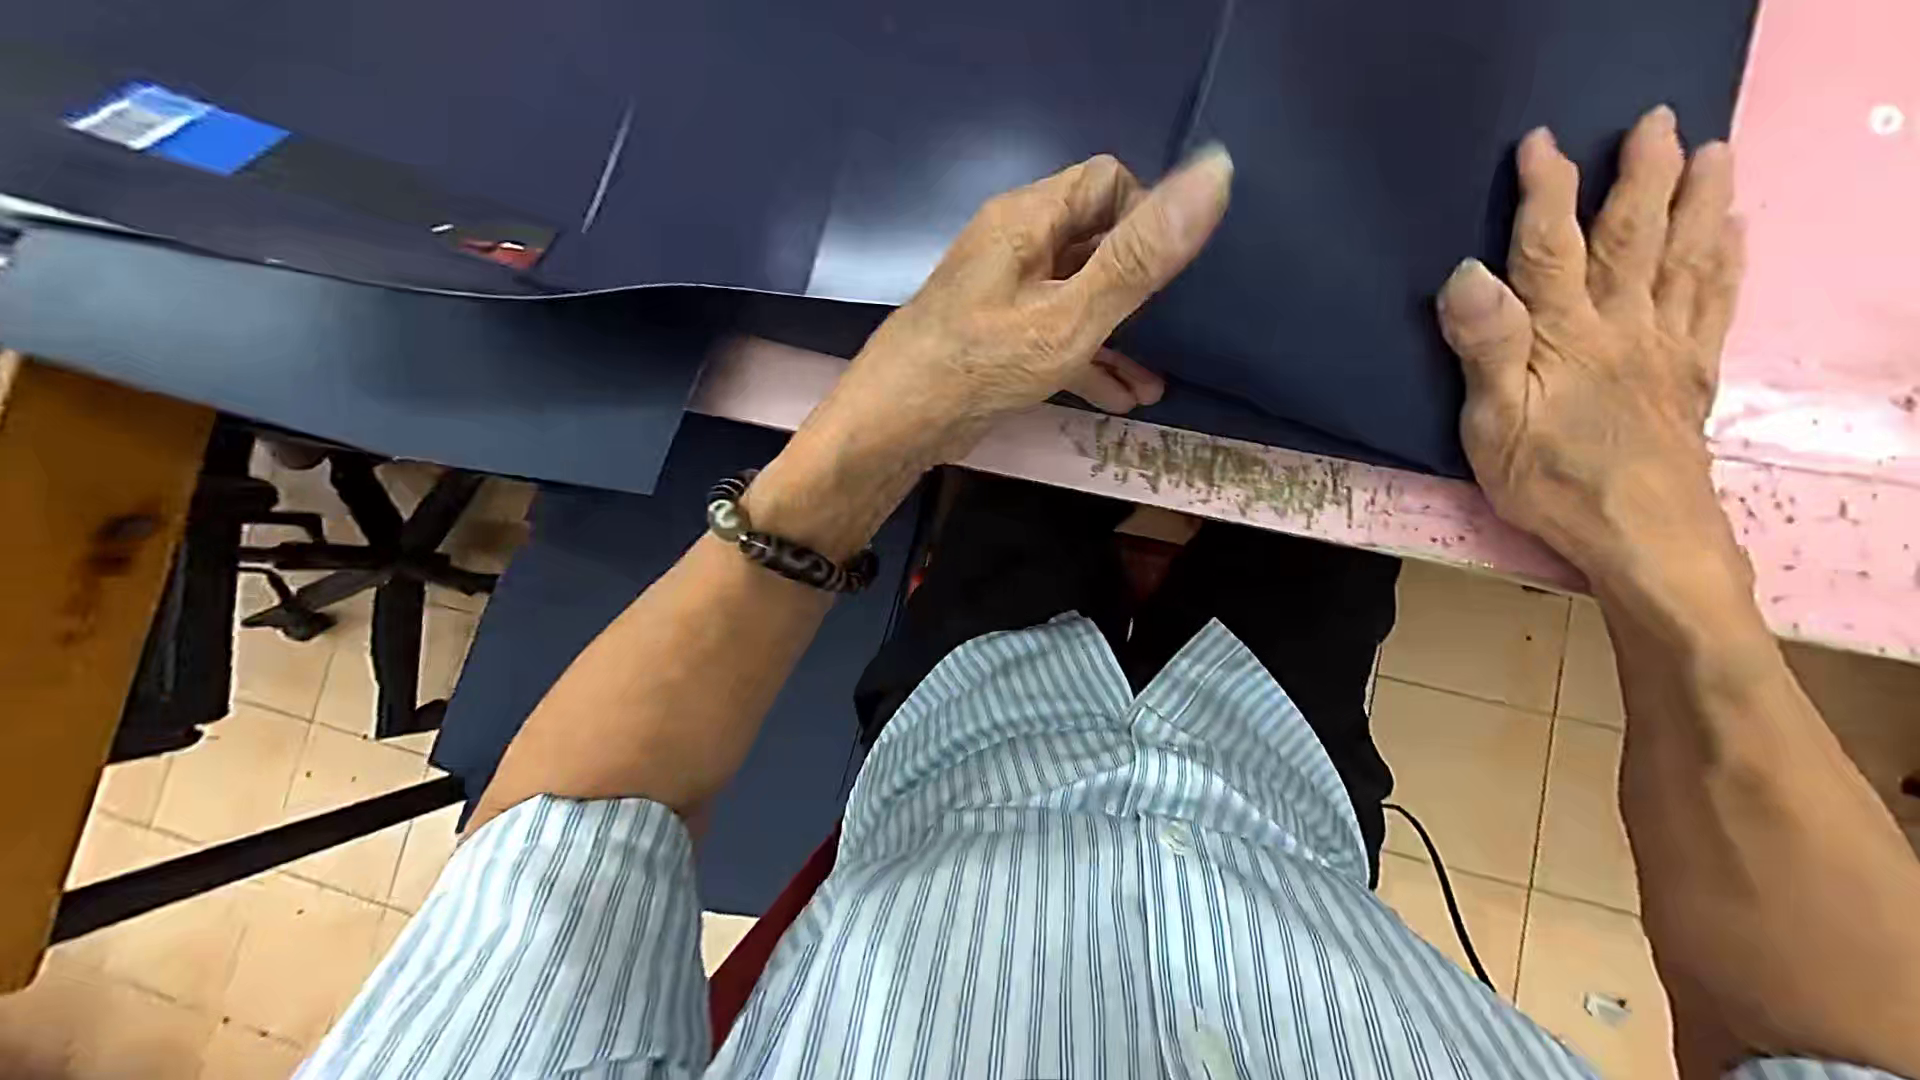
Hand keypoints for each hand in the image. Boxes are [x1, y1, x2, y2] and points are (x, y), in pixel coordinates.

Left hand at [819, 147, 1232, 465]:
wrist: (898, 423)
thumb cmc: (981, 363)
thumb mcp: (1069, 316)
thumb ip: (1137, 257)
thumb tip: (1213, 174)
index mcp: (1029, 221)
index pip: (1106, 183)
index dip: (1144, 215)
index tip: (1165, 269)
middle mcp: (1016, 249)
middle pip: (1094, 243)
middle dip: (1138, 287)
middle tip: (1173, 327)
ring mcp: (1005, 297)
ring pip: (1077, 300)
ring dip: (1118, 337)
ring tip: (1157, 382)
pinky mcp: (999, 341)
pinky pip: (1055, 338)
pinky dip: (1088, 363)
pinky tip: (1123, 400)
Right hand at [1436, 107, 1747, 596]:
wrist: (1639, 533)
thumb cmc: (1548, 480)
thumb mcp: (1491, 421)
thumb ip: (1484, 346)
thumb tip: (1466, 274)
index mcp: (1563, 336)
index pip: (1550, 250)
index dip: (1545, 193)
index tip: (1540, 144)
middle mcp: (1621, 326)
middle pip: (1631, 239)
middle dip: (1638, 177)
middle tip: (1654, 121)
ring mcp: (1664, 346)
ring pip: (1682, 258)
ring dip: (1695, 200)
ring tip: (1708, 151)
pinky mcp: (1690, 373)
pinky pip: (1713, 301)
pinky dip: (1724, 258)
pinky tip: (1731, 231)